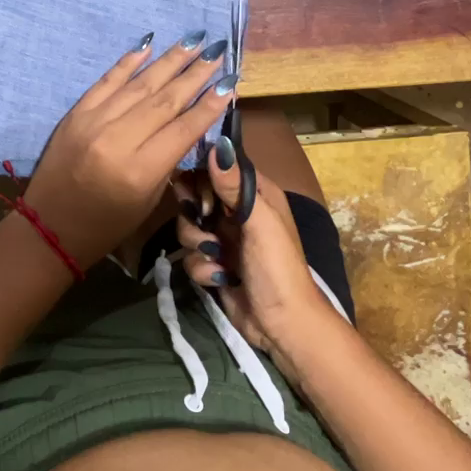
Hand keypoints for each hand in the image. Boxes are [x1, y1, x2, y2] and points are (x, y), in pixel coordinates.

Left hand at [21, 33, 235, 268]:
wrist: (48, 228)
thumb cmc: (106, 225)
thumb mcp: (148, 201)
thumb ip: (169, 159)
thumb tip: (191, 121)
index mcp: (139, 172)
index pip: (183, 129)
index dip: (209, 104)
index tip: (231, 82)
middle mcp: (117, 141)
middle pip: (165, 100)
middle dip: (195, 74)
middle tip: (217, 51)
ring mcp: (93, 122)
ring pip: (139, 85)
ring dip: (169, 61)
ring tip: (193, 41)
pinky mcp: (75, 114)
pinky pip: (106, 81)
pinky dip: (128, 62)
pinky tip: (148, 45)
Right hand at [173, 138, 330, 353]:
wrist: (281, 325)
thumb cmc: (277, 267)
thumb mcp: (260, 222)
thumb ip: (236, 186)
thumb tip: (216, 145)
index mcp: (256, 193)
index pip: (220, 166)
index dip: (202, 170)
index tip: (190, 181)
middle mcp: (238, 212)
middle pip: (197, 194)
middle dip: (194, 211)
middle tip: (202, 221)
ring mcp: (225, 239)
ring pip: (189, 226)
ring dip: (196, 242)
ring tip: (215, 256)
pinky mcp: (214, 264)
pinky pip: (191, 255)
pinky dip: (202, 268)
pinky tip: (220, 278)